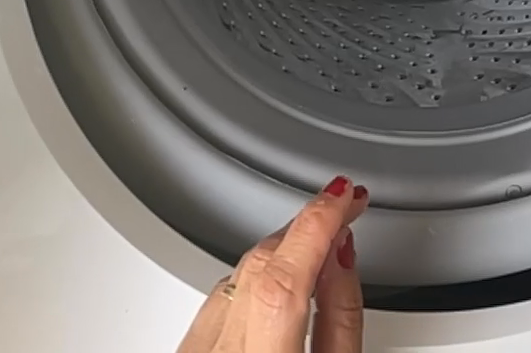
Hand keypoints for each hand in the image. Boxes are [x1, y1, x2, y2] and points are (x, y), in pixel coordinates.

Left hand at [174, 176, 368, 352]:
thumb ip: (341, 314)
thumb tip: (341, 250)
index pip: (286, 271)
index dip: (319, 221)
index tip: (346, 193)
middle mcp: (216, 352)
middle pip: (260, 263)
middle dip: (308, 226)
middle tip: (346, 206)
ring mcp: (192, 351)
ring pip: (238, 273)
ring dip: (283, 249)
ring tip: (320, 243)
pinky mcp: (184, 349)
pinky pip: (219, 297)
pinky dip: (253, 278)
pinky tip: (281, 276)